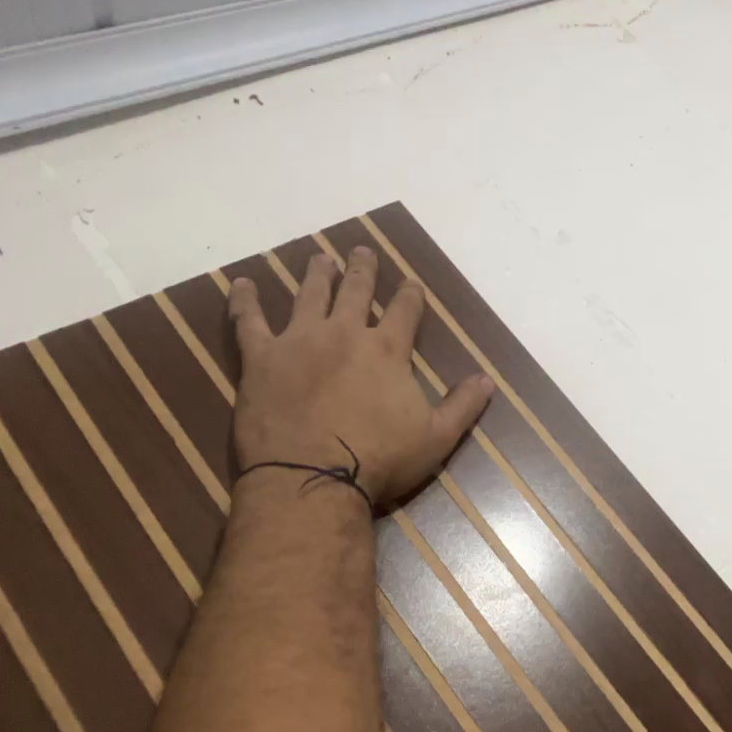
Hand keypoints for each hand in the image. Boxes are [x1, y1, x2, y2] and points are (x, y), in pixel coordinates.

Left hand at [227, 246, 493, 505]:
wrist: (312, 478)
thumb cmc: (379, 460)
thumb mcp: (436, 438)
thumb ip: (463, 406)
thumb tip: (488, 379)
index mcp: (387, 349)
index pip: (405, 310)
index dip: (410, 295)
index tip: (411, 284)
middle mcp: (344, 333)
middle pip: (356, 291)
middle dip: (362, 270)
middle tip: (363, 252)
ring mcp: (299, 341)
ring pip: (309, 295)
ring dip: (316, 275)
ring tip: (320, 260)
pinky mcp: (260, 358)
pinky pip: (249, 321)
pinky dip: (245, 301)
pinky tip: (242, 285)